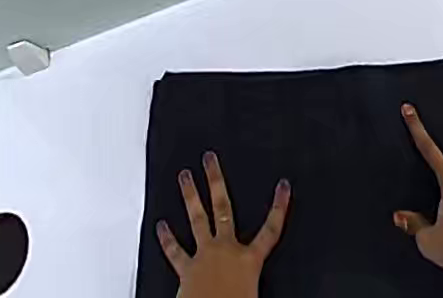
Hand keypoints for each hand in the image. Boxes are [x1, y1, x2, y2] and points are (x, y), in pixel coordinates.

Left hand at [156, 150, 289, 297]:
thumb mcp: (254, 295)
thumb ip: (256, 284)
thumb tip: (257, 286)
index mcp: (248, 262)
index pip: (270, 231)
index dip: (279, 208)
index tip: (282, 187)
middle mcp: (226, 250)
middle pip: (222, 207)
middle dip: (216, 180)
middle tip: (209, 159)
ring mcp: (204, 256)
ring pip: (197, 218)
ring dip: (190, 195)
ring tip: (184, 175)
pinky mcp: (186, 270)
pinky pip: (175, 251)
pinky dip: (167, 239)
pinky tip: (160, 226)